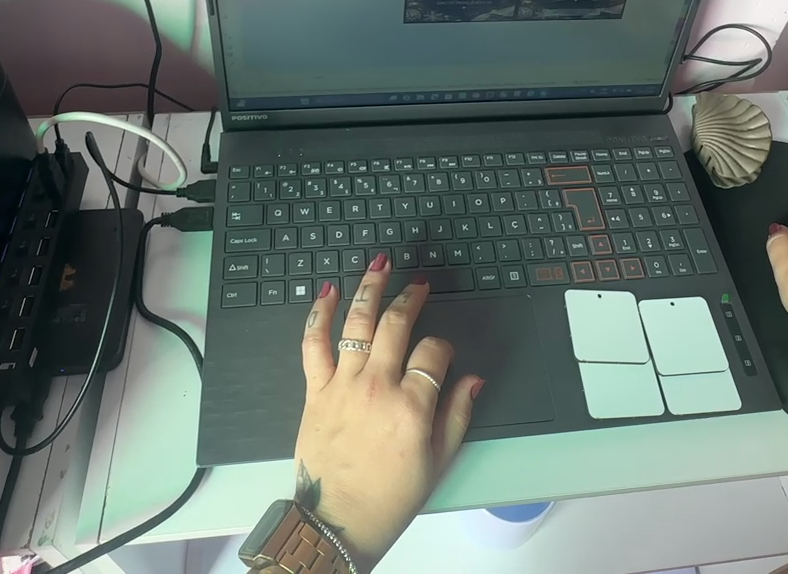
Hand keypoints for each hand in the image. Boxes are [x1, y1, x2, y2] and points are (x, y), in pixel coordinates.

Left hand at [293, 255, 482, 567]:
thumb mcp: (438, 462)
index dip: (443, 346)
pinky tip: (329, 291)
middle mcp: (377, 387)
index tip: (442, 351)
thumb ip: (458, 415)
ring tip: (381, 265)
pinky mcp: (316, 389)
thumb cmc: (389, 496)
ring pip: (357, 322)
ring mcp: (343, 385)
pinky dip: (320, 313)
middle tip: (418, 285)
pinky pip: (314, 343)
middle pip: (396, 324)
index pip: (434, 352)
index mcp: (412, 407)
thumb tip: (473, 380)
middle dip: (411, 298)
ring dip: (370, 288)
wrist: (338, 521)